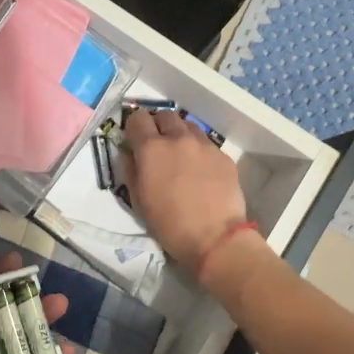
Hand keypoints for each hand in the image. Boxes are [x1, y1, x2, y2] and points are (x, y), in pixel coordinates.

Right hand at [122, 107, 247, 266]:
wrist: (215, 238)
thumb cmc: (169, 224)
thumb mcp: (138, 200)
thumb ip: (131, 169)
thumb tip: (130, 152)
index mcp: (152, 148)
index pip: (137, 118)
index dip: (134, 127)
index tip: (135, 139)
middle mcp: (178, 138)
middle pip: (165, 115)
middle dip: (158, 126)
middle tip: (158, 146)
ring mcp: (204, 145)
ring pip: (188, 126)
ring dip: (180, 135)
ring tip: (181, 156)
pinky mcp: (223, 155)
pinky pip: (206, 143)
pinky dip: (198, 150)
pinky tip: (201, 171)